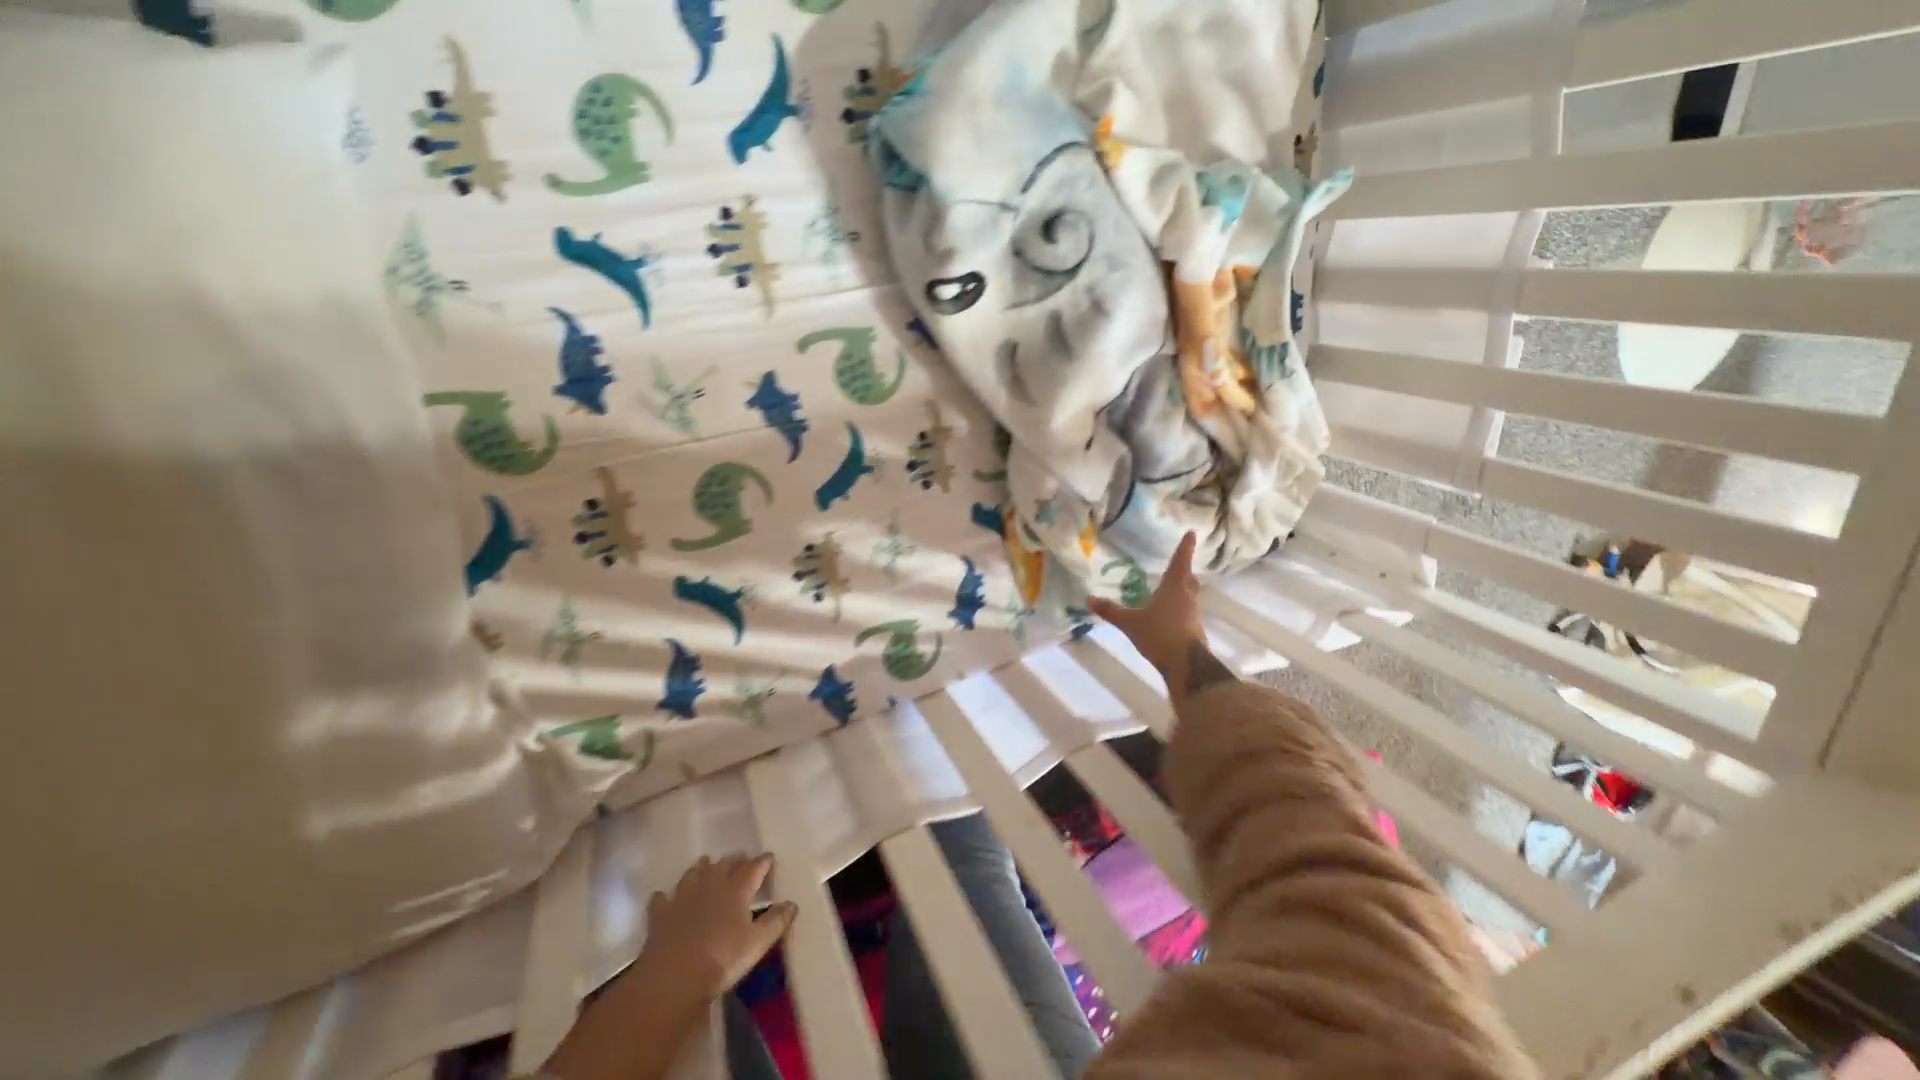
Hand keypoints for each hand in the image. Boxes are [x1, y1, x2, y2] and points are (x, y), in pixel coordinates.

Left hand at [637, 853, 796, 1000]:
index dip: (763, 861)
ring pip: (693, 873)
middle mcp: (710, 885)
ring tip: (707, 864)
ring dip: (702, 867)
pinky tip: (666, 896)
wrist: (674, 976)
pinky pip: (662, 898)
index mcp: (736, 890)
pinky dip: (666, 895)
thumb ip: (776, 921)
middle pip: (724, 865)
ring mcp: (682, 897)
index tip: (769, 856)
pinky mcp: (660, 914)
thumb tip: (792, 904)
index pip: (753, 868)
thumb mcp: (758, 943)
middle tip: (741, 859)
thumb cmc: (723, 958)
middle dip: (734, 860)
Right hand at [1087, 531, 1207, 690]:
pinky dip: (1180, 610)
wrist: (1186, 664)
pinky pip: (1187, 614)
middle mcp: (1187, 597)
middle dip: (1184, 571)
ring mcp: (1194, 614)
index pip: (1180, 561)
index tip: (1191, 533)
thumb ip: (1111, 611)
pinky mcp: (1194, 630)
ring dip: (1183, 591)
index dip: (1185, 547)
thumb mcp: (1130, 623)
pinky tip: (1170, 617)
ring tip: (1172, 590)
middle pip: (1188, 579)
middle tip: (1180, 565)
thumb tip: (1089, 598)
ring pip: (1190, 596)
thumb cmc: (1159, 634)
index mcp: (1174, 587)